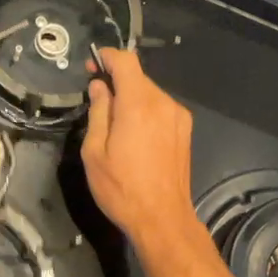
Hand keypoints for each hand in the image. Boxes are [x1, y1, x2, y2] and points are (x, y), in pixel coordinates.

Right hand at [82, 48, 198, 246]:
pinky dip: (145, 113)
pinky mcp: (185, 131)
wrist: (162, 218)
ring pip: (150, 94)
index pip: (126, 61)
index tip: (91, 66)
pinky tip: (135, 137)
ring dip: (131, 100)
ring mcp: (178, 117)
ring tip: (115, 127)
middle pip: (138, 78)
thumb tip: (100, 87)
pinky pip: (161, 110)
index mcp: (138, 105)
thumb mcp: (95, 153)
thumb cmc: (121, 189)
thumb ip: (98, 113)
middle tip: (97, 102)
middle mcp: (163, 103)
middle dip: (117, 83)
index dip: (106, 57)